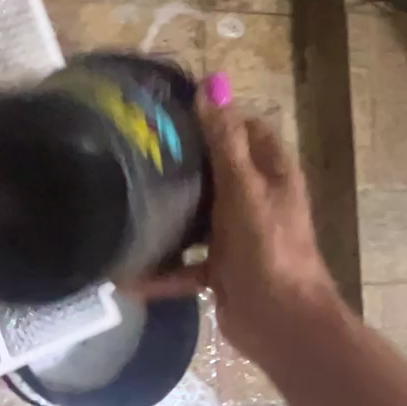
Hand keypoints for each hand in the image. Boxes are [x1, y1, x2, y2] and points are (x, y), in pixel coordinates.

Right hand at [128, 74, 341, 361]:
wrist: (279, 322)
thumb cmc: (267, 248)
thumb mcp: (243, 188)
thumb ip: (224, 140)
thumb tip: (212, 83)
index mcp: (272, 175)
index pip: (247, 129)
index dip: (216, 116)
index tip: (171, 110)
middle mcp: (257, 201)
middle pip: (218, 170)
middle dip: (184, 161)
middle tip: (137, 150)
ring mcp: (239, 237)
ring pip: (199, 216)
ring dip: (170, 213)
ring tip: (127, 198)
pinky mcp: (222, 270)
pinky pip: (186, 264)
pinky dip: (162, 270)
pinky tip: (128, 275)